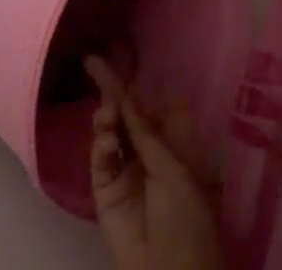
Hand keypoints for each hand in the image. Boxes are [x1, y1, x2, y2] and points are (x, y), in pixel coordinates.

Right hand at [87, 56, 224, 269]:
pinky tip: (105, 141)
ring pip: (111, 131)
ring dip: (107, 117)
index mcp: (180, 153)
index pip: (163, 112)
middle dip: (116, 92)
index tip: (131, 58)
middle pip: (131, 117)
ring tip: (107, 116)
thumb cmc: (187, 223)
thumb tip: (125, 99)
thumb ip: (145, 135)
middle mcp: (152, 157)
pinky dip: (100, 143)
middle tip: (94, 63)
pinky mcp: (104, 187)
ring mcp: (126, 171)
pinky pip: (99, 155)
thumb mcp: (175, 173)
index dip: (151, 88)